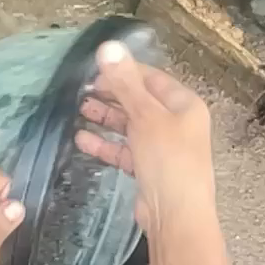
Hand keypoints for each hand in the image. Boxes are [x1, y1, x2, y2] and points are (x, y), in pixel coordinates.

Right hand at [74, 40, 215, 233]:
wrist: (176, 216)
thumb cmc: (168, 162)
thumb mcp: (145, 116)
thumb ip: (125, 83)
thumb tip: (108, 47)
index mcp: (184, 105)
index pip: (151, 78)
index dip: (124, 72)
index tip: (95, 70)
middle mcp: (177, 123)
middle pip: (140, 101)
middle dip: (112, 95)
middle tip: (83, 90)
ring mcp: (163, 148)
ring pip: (131, 126)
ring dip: (107, 118)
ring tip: (80, 110)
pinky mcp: (149, 169)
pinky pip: (125, 150)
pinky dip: (106, 144)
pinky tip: (83, 139)